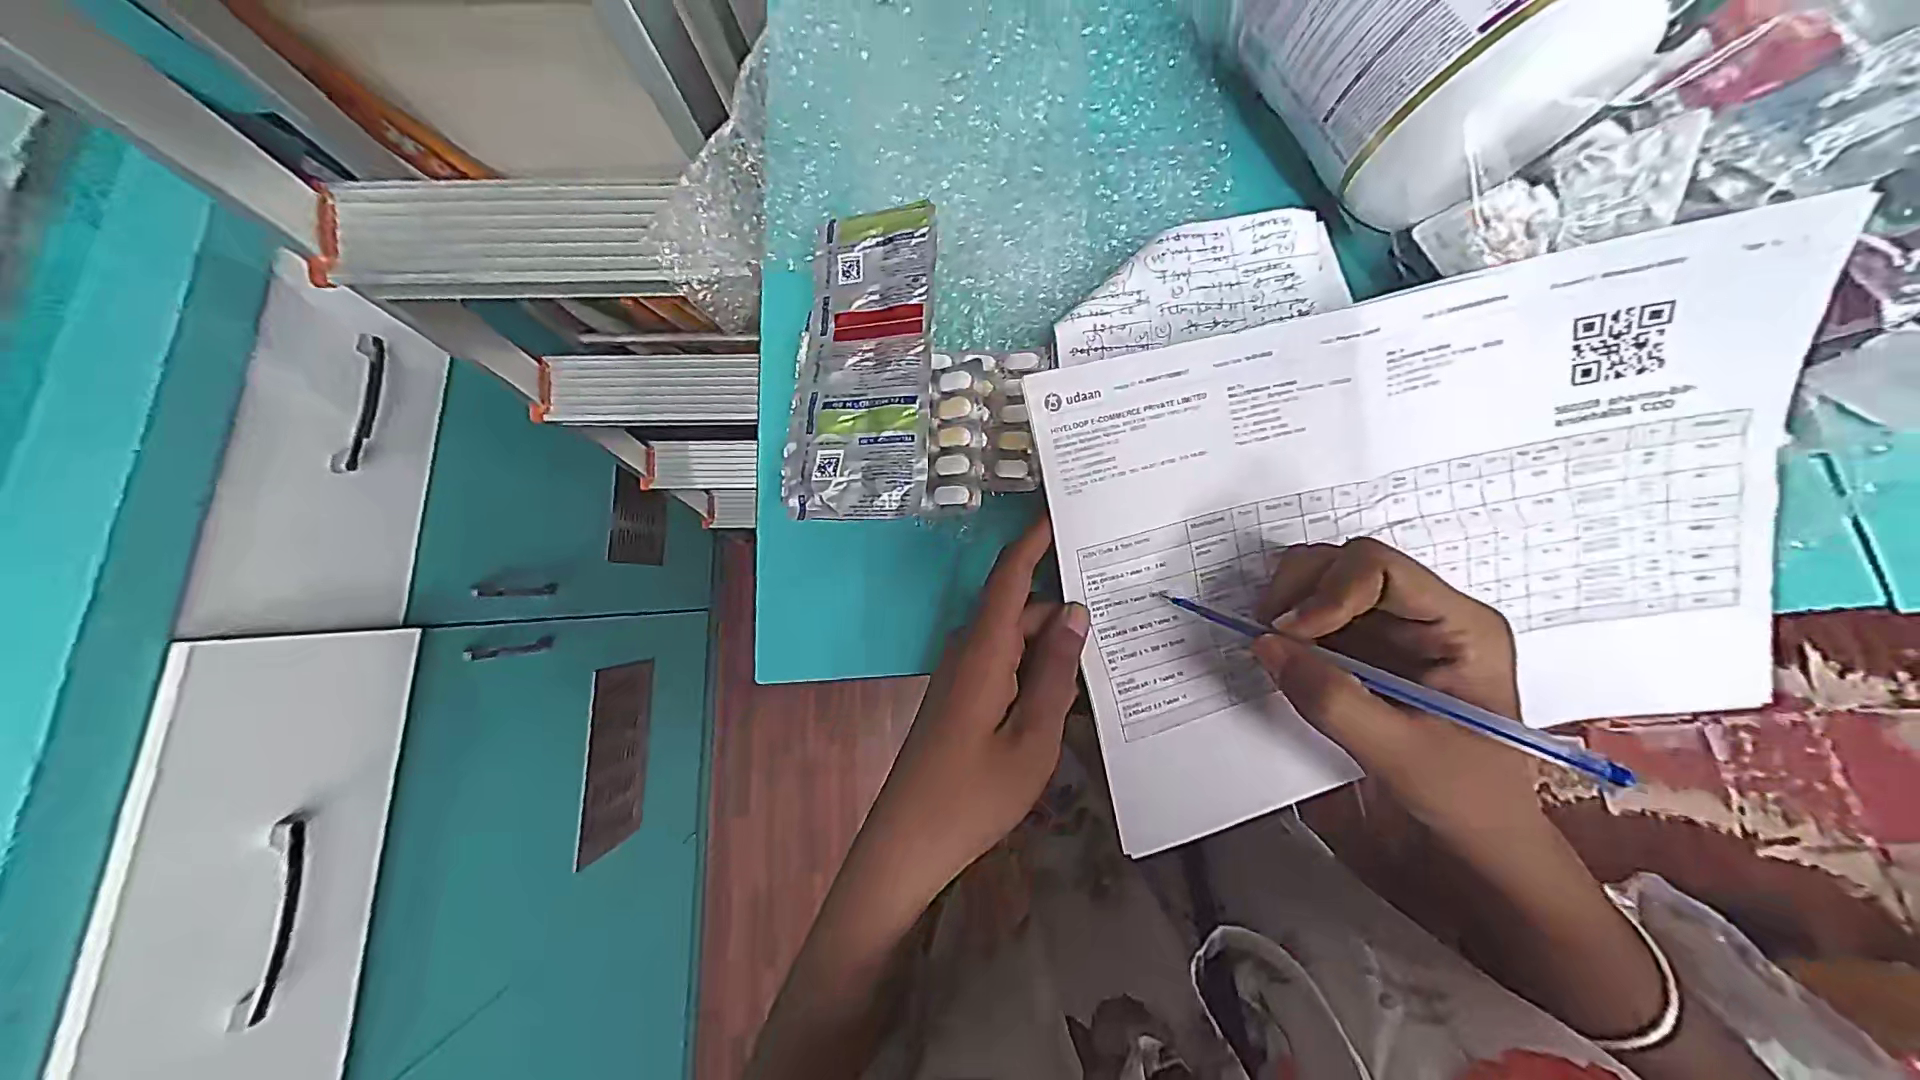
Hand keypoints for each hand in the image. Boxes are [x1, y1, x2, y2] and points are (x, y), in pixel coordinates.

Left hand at [852, 516, 1089, 912]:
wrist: (909, 841)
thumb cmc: (973, 795)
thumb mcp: (1032, 738)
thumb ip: (1054, 673)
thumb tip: (1076, 612)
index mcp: (983, 651)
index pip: (1010, 577)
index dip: (1034, 541)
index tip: (1062, 513)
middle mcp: (968, 650)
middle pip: (1021, 611)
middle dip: (1064, 608)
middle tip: (1118, 608)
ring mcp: (961, 674)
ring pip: (1015, 639)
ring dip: (1052, 643)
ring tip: (1105, 655)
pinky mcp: (961, 696)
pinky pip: (1004, 663)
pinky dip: (1036, 666)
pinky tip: (1067, 689)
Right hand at [1251, 537, 1537, 833]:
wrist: (1474, 828)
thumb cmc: (1465, 795)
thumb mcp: (1400, 754)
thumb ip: (1333, 700)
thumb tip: (1268, 646)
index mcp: (1460, 627)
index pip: (1382, 569)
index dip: (1329, 592)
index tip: (1294, 632)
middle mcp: (1424, 613)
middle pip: (1347, 562)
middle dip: (1300, 589)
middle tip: (1271, 633)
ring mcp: (1391, 626)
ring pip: (1324, 577)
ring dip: (1288, 602)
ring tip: (1274, 644)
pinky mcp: (1362, 643)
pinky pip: (1313, 610)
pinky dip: (1286, 622)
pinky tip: (1282, 653)